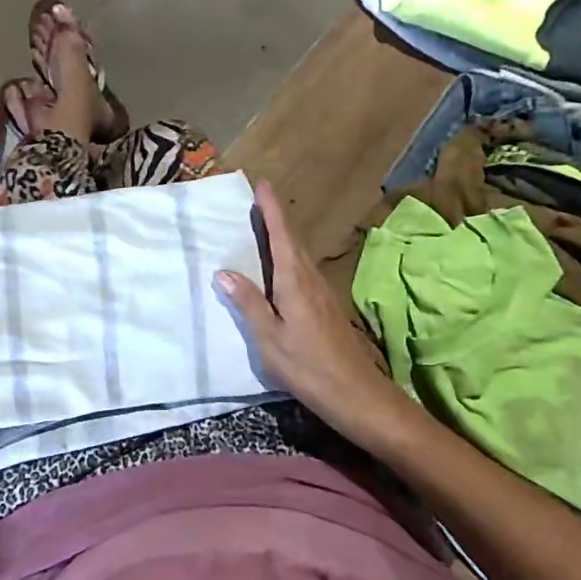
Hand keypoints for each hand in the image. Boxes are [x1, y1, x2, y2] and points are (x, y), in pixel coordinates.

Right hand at [215, 180, 419, 453]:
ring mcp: (321, 293)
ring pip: (299, 255)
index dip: (271, 208)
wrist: (357, 395)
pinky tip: (278, 268)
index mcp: (294, 282)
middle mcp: (310, 280)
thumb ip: (248, 304)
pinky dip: (287, 257)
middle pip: (292, 240)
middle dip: (275, 217)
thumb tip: (223, 272)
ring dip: (282, 236)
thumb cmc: (309, 367)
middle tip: (256, 200)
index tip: (262, 183)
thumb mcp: (270, 338)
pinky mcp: (325, 307)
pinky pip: (302, 270)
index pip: (282, 235)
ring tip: (262, 226)